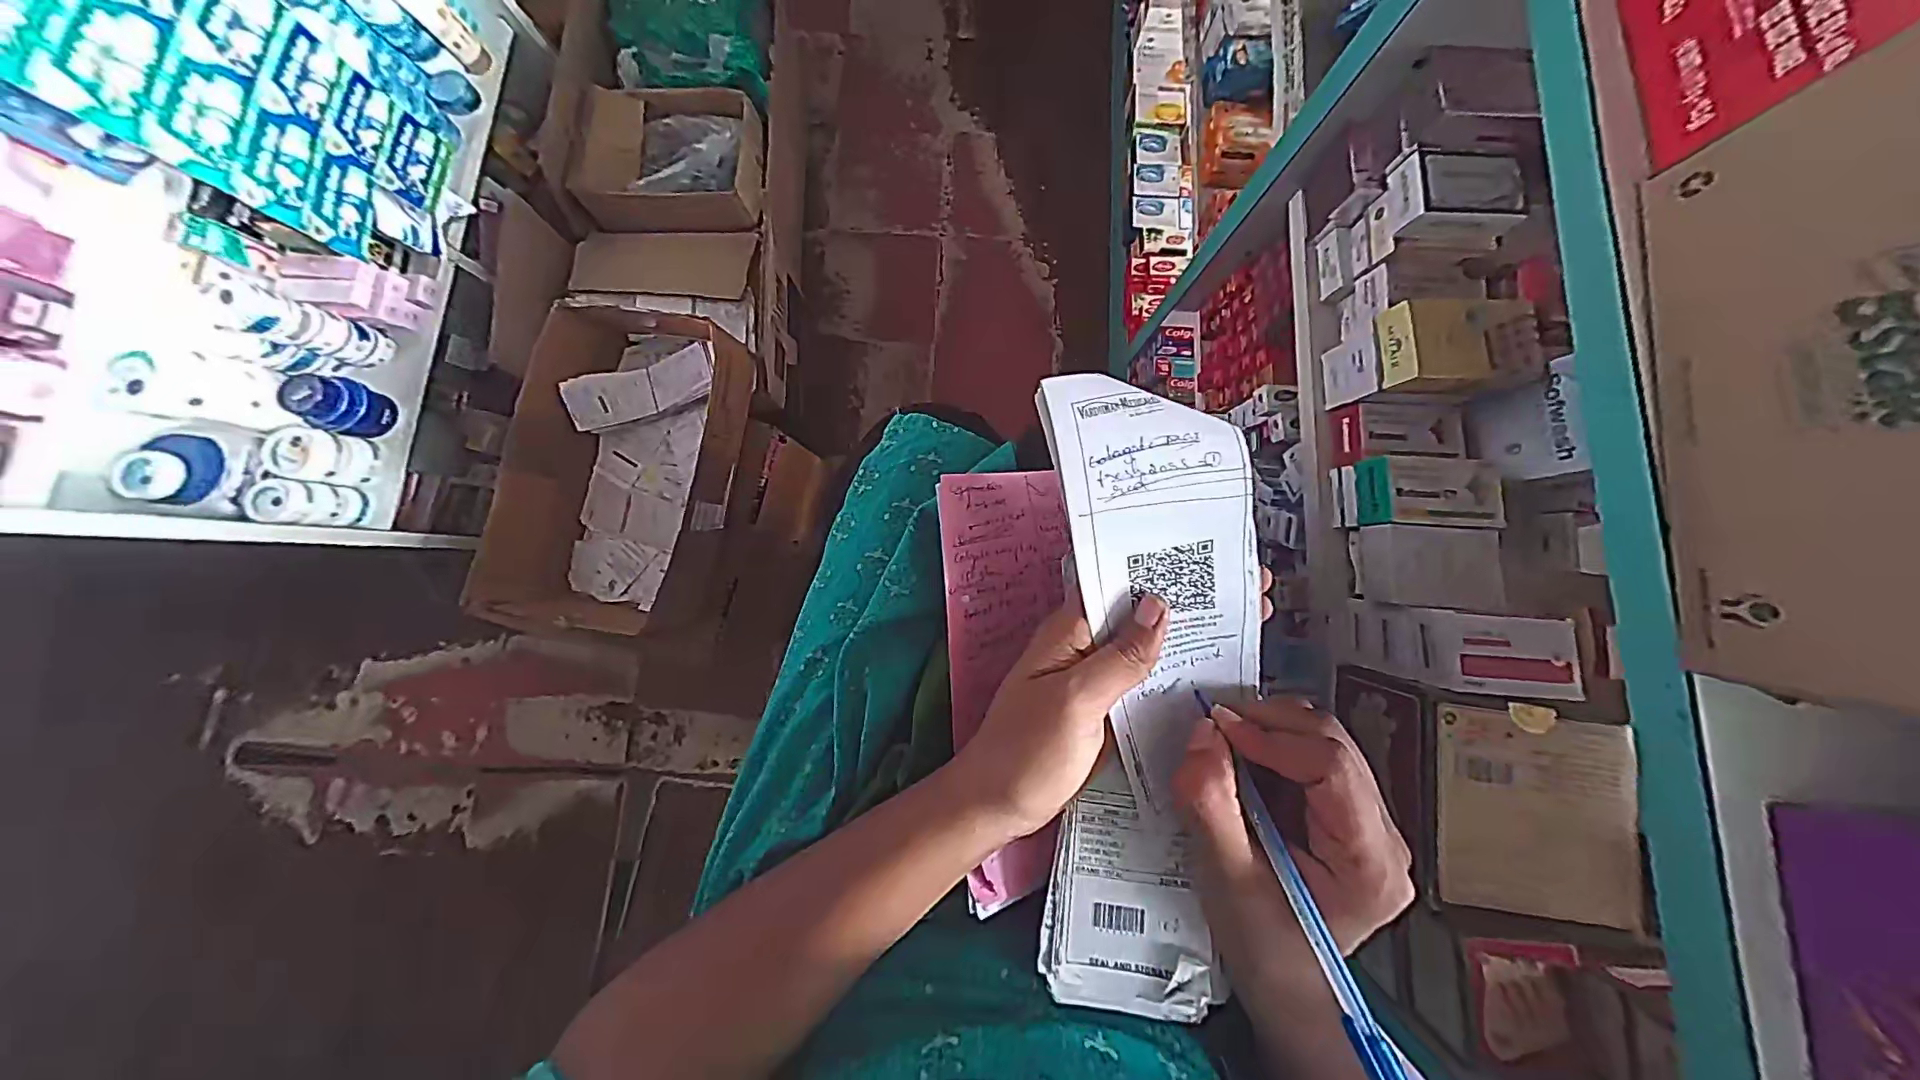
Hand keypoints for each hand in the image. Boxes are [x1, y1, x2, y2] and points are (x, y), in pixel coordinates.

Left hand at [949, 568, 1273, 838]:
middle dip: (1188, 599)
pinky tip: (1213, 670)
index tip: (1213, 556)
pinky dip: (1175, 671)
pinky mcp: (1105, 706)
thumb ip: (1117, 658)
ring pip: (1145, 646)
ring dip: (1188, 634)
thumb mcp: (1074, 701)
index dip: (1161, 567)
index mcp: (1068, 632)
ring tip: (1247, 620)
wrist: (998, 804)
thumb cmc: (1026, 752)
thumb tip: (1159, 606)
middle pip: (1138, 612)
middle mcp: (1082, 647)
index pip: (1117, 583)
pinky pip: (1144, 679)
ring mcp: (1095, 677)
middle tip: (1252, 588)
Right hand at [1172, 697, 1412, 953]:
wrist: (1283, 986)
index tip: (1219, 727)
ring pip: (1322, 741)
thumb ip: (1211, 804)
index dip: (1271, 736)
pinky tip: (1240, 758)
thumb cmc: (1263, 948)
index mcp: (1370, 860)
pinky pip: (1309, 756)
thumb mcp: (1226, 878)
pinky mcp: (1343, 815)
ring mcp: (1366, 823)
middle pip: (1332, 743)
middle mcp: (1382, 835)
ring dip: (1268, 729)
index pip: (1331, 766)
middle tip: (1215, 724)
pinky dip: (1269, 744)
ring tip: (1224, 740)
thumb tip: (1205, 734)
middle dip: (1269, 722)